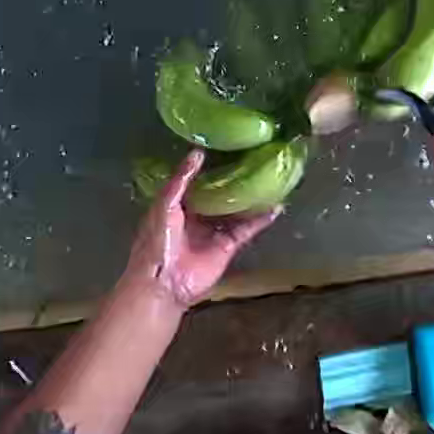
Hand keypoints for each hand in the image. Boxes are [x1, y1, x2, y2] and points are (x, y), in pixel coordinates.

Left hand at [123, 149, 279, 308]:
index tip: (227, 151)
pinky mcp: (228, 245)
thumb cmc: (157, 241)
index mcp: (177, 207)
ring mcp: (214, 232)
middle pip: (219, 196)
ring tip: (271, 181)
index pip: (196, 183)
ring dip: (252, 199)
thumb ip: (180, 180)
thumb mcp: (164, 205)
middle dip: (234, 183)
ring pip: (236, 211)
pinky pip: (248, 229)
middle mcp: (197, 217)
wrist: (164, 282)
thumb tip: (198, 152)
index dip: (209, 168)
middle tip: (255, 162)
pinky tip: (276, 207)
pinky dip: (261, 219)